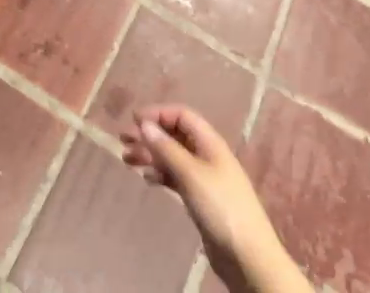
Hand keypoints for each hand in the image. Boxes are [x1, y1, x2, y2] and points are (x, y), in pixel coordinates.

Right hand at [120, 105, 272, 259]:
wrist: (246, 255)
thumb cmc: (220, 207)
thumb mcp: (191, 174)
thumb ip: (167, 148)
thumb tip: (144, 123)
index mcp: (210, 143)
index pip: (182, 116)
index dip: (158, 114)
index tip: (133, 120)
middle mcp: (207, 156)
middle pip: (175, 136)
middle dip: (150, 135)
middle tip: (122, 140)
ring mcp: (204, 178)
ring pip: (173, 157)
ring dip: (151, 155)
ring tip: (126, 159)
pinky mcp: (201, 199)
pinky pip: (176, 178)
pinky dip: (161, 174)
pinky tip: (148, 179)